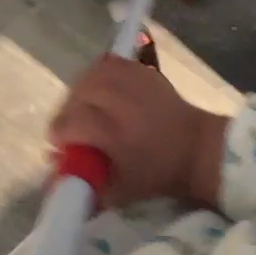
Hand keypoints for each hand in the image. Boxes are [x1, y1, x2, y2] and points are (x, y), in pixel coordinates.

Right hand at [47, 55, 226, 209]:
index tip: (57, 142)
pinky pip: (112, 63)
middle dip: (68, 108)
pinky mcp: (145, 72)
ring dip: (81, 89)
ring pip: (94, 73)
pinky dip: (99, 73)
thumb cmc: (160, 173)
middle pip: (80, 92)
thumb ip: (87, 184)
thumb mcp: (122, 191)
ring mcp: (135, 83)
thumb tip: (57, 181)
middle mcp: (123, 103)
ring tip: (82, 105)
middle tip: (70, 124)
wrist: (198, 148)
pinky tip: (99, 88)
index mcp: (116, 133)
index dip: (59, 131)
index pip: (74, 122)